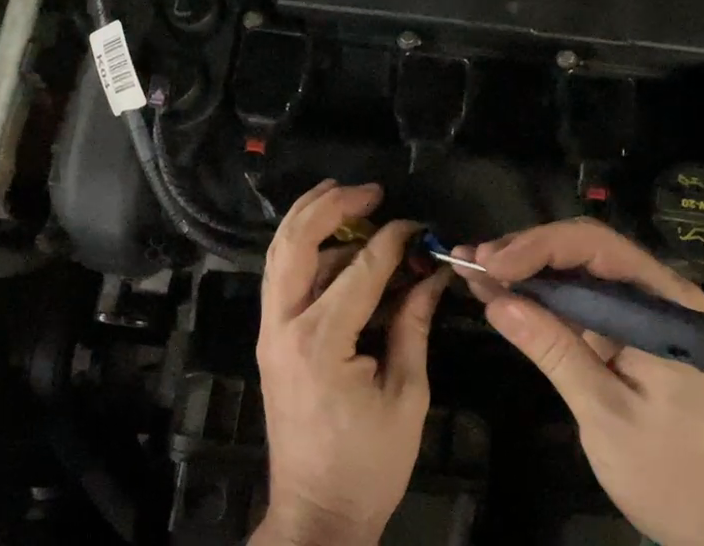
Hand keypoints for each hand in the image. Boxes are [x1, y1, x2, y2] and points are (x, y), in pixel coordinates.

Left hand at [251, 181, 450, 545]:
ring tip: (343, 194)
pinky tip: (331, 238)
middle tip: (370, 191)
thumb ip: (414, 325)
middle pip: (296, 243)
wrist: (316, 512)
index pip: (362, 269)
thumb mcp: (406, 394)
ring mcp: (270, 332)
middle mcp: (284, 327)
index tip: (421, 228)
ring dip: (310, 218)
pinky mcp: (271, 340)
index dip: (396, 241)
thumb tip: (432, 275)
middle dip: (330, 206)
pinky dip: (304, 249)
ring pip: (280, 255)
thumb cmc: (368, 464)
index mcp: (321, 342)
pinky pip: (282, 278)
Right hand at [463, 218, 703, 545]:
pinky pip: (587, 303)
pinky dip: (545, 299)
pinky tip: (506, 295)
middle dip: (526, 253)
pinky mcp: (635, 336)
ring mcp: (649, 315)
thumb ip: (554, 350)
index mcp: (667, 304)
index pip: (595, 247)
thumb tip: (497, 300)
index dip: (537, 248)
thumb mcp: (606, 413)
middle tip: (472, 264)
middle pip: (586, 252)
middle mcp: (660, 295)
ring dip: (529, 272)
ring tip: (476, 273)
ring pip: (581, 274)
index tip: (490, 266)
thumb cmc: (675, 474)